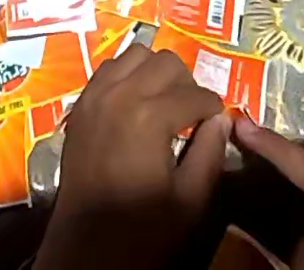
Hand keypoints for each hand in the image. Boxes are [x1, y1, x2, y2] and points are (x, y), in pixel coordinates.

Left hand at [34, 45, 231, 269]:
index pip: (195, 94)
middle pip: (167, 62)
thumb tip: (222, 118)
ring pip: (137, 54)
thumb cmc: (140, 231)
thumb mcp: (189, 200)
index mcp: (150, 116)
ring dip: (155, 72)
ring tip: (163, 100)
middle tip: (191, 111)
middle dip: (186, 83)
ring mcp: (96, 95)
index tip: (217, 120)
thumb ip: (210, 151)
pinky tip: (135, 100)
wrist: (84, 254)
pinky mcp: (81, 104)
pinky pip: (109, 68)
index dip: (212, 107)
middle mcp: (121, 94)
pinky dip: (127, 74)